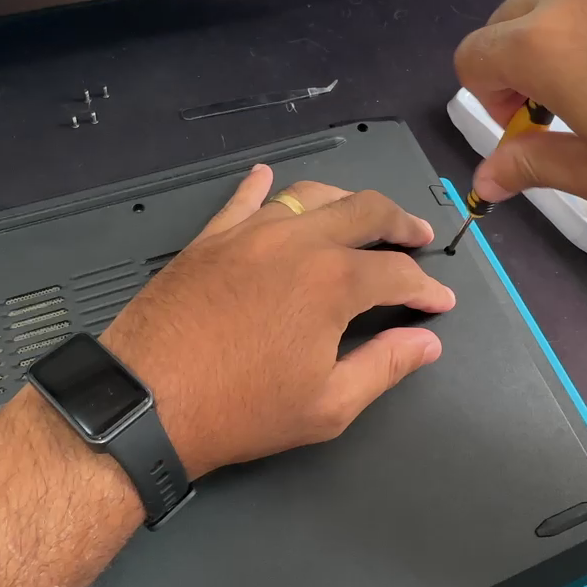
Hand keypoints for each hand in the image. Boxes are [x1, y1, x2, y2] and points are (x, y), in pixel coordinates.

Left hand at [99, 166, 455, 479]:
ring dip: (345, 201)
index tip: (439, 302)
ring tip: (361, 216)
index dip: (426, 288)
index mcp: (333, 281)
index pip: (398, 273)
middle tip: (418, 235)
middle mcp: (297, 241)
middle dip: (400, 221)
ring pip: (310, 195)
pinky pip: (243, 199)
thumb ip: (385, 366)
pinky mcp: (211, 237)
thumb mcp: (327, 405)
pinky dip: (262, 185)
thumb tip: (426, 343)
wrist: (147, 400)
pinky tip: (268, 176)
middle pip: (364, 211)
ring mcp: (250, 232)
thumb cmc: (241, 410)